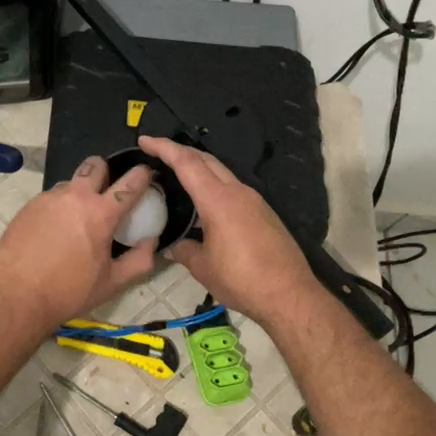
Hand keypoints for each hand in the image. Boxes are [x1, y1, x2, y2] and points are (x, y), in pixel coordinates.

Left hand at [0, 156, 157, 331]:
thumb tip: (151, 240)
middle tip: (106, 191)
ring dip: (78, 193)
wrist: (17, 296)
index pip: (130, 183)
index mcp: (101, 214)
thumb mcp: (113, 283)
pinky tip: (52, 232)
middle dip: (105, 171)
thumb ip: (140, 260)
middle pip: (95, 165)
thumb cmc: (69, 292)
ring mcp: (48, 198)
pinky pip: (50, 198)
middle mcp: (75, 197)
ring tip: (75, 220)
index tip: (146, 173)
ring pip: (70, 183)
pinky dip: (57, 208)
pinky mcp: (28, 206)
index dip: (143, 174)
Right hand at [137, 135, 322, 326]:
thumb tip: (172, 246)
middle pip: (206, 160)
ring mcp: (255, 201)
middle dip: (181, 152)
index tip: (145, 140)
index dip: (164, 148)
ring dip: (200, 169)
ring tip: (179, 178)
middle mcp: (238, 192)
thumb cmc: (241, 279)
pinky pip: (234, 190)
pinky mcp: (264, 213)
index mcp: (218, 200)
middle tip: (158, 154)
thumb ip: (184, 250)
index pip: (187, 163)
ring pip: (222, 174)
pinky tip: (205, 206)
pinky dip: (215, 187)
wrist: (289, 294)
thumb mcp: (203, 267)